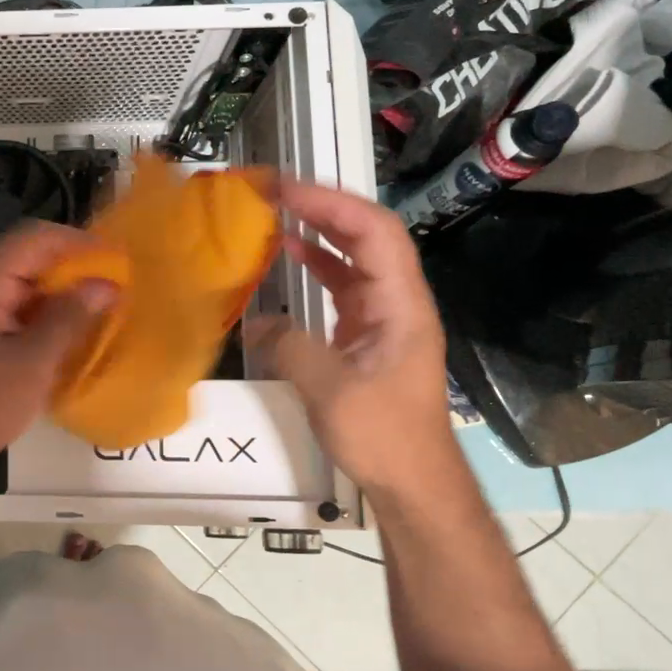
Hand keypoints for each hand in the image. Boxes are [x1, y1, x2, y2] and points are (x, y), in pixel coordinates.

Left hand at [0, 223, 117, 489]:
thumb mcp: (31, 363)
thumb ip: (69, 319)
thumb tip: (106, 283)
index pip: (34, 237)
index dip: (78, 241)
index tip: (118, 260)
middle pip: (28, 259)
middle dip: (73, 268)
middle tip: (116, 288)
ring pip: (24, 288)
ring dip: (61, 295)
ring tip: (102, 311)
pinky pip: (15, 313)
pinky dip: (44, 318)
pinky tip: (70, 336)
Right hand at [262, 182, 458, 497]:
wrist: (412, 479)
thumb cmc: (382, 434)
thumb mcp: (331, 390)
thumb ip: (292, 347)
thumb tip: (258, 322)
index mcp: (400, 304)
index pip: (373, 232)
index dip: (331, 204)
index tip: (284, 191)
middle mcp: (396, 301)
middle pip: (366, 236)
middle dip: (323, 208)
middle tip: (272, 193)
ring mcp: (382, 317)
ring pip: (353, 259)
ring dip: (318, 232)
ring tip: (275, 214)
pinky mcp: (365, 337)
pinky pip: (341, 287)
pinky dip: (315, 267)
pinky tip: (288, 258)